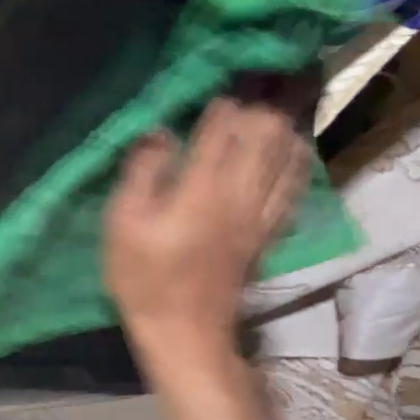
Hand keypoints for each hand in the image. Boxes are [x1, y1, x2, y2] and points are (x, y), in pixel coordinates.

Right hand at [102, 99, 307, 360]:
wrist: (183, 330)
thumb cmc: (143, 277)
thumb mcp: (122, 223)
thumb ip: (142, 173)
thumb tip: (159, 132)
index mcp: (200, 189)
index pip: (222, 130)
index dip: (222, 105)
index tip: (215, 90)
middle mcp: (239, 194)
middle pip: (264, 136)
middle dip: (259, 108)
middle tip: (249, 93)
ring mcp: (260, 215)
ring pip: (285, 158)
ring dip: (283, 129)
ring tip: (275, 109)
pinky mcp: (268, 233)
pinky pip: (293, 188)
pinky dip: (296, 163)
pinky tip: (295, 151)